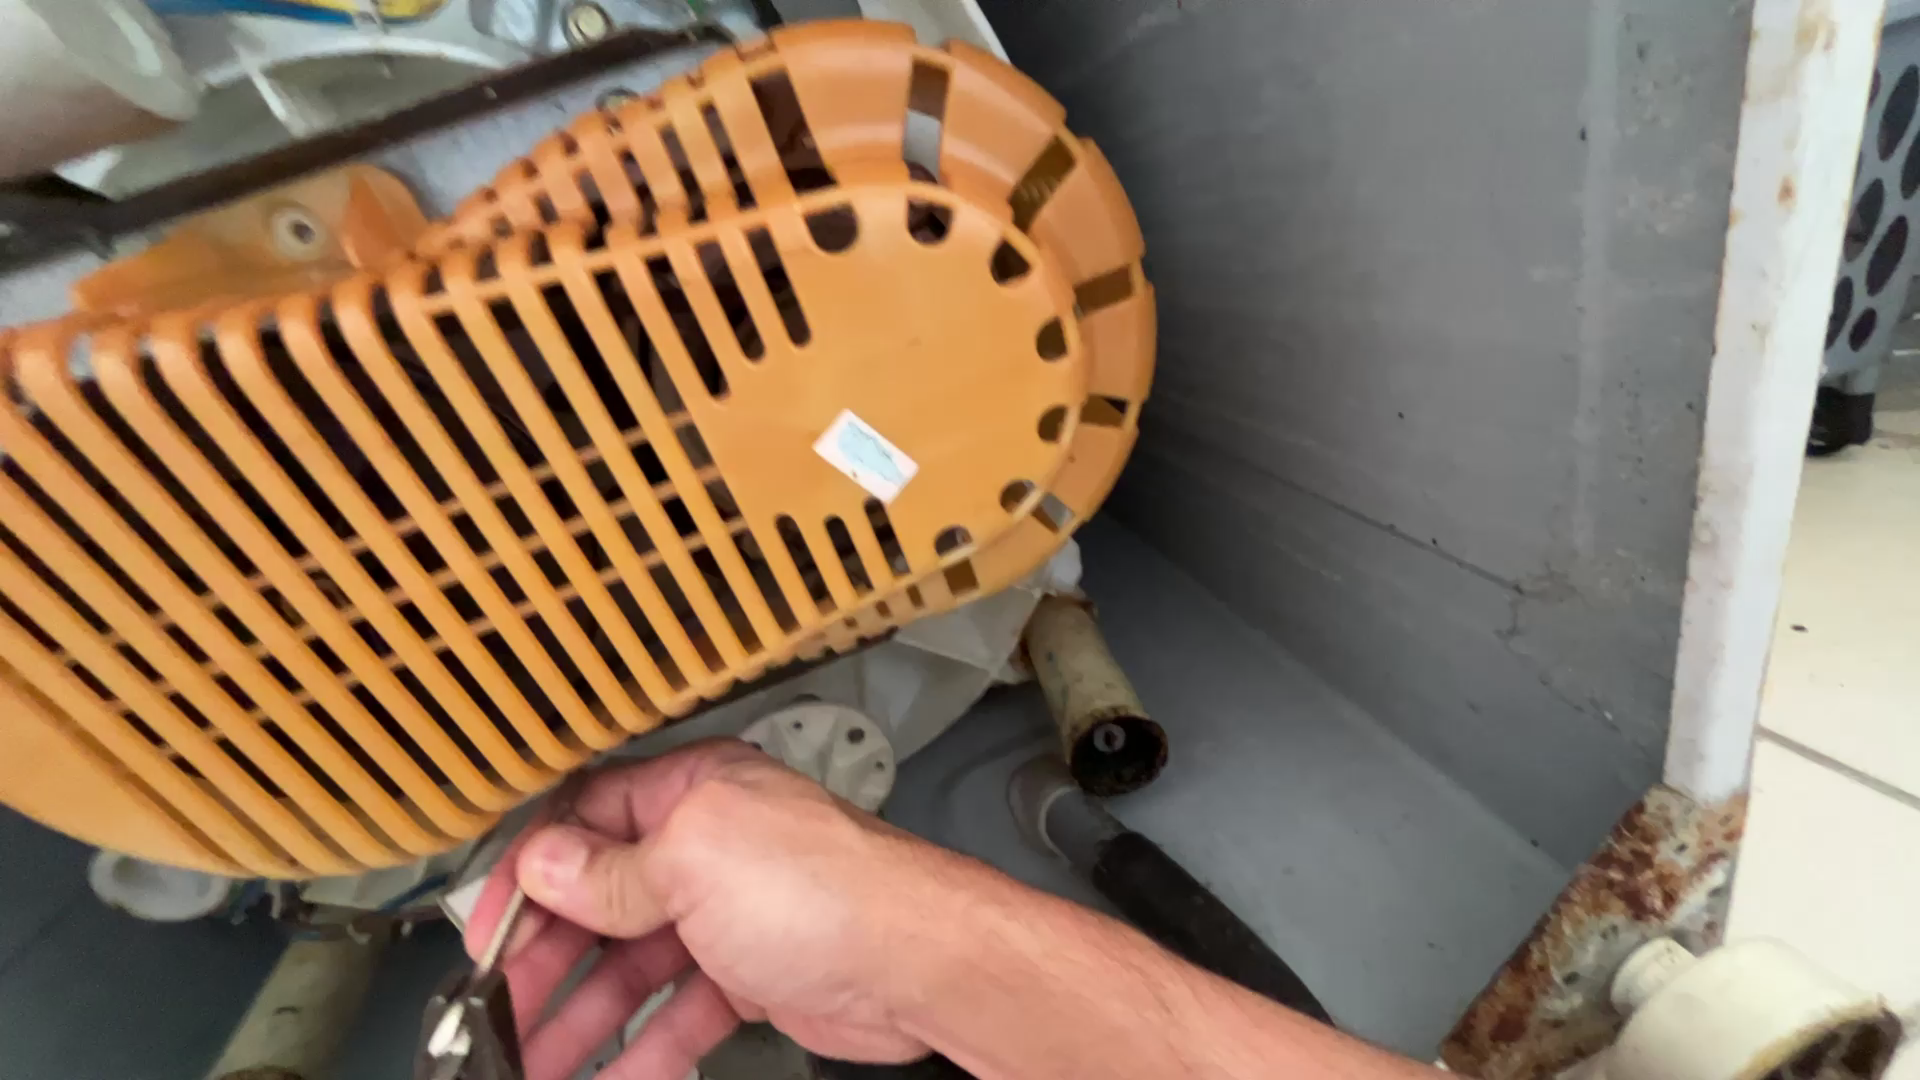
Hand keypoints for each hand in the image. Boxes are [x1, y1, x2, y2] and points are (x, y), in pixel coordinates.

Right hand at [463, 739, 968, 1079]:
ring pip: (635, 962)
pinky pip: (678, 1011)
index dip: (533, 870)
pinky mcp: (749, 968)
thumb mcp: (694, 860)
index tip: (487, 929)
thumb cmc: (820, 884)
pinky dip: (643, 1048)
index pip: (590, 817)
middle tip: (497, 1014)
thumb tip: (544, 862)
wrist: (907, 956)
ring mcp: (730, 909)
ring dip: (582, 1016)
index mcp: (697, 792)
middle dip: (548, 957)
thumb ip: (612, 870)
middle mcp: (712, 843)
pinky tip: (611, 1078)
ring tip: (532, 1063)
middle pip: (604, 897)